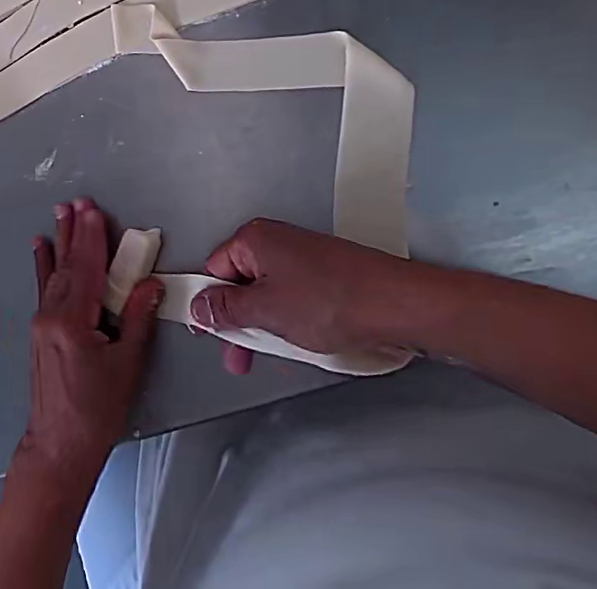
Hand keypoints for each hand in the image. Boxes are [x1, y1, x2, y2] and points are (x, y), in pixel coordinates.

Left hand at [21, 198, 162, 476]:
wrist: (59, 446)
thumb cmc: (97, 410)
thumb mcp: (127, 365)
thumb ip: (137, 319)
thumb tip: (150, 284)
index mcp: (73, 322)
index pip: (87, 269)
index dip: (93, 238)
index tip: (95, 211)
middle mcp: (52, 315)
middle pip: (68, 264)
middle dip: (75, 231)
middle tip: (78, 201)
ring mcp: (42, 321)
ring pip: (55, 272)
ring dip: (61, 241)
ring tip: (63, 212)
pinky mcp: (41, 330)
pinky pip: (44, 288)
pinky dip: (44, 265)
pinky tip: (41, 247)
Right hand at [190, 218, 422, 374]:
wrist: (396, 305)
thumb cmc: (333, 300)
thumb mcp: (264, 310)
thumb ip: (224, 309)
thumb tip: (200, 306)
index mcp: (254, 239)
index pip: (213, 269)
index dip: (208, 303)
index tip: (206, 332)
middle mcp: (276, 242)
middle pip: (240, 284)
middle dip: (239, 322)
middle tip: (241, 356)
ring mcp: (302, 258)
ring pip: (267, 296)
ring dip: (267, 326)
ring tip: (280, 350)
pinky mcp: (323, 275)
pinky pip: (292, 299)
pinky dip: (291, 322)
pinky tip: (302, 343)